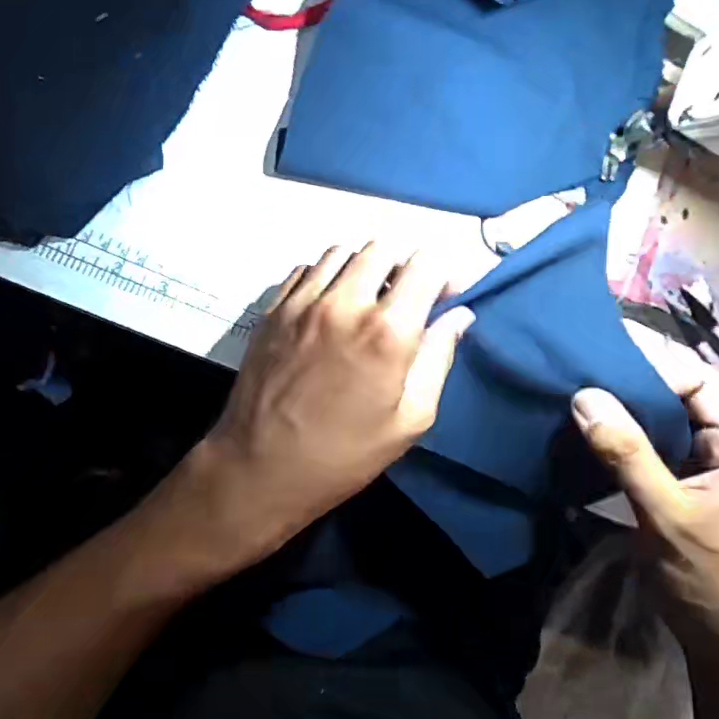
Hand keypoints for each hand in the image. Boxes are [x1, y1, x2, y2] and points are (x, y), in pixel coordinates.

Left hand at [158, 243, 473, 569]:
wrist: (259, 470)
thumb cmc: (344, 454)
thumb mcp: (410, 419)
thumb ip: (438, 358)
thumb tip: (458, 316)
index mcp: (387, 331)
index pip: (425, 264)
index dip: (442, 276)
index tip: (442, 300)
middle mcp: (345, 302)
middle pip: (383, 248)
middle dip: (402, 268)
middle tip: (404, 302)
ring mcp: (303, 302)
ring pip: (343, 252)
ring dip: (363, 269)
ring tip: (365, 302)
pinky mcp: (274, 309)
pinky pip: (308, 268)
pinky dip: (327, 277)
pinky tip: (330, 309)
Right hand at [570, 328, 718, 650]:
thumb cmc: (718, 585)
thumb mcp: (669, 517)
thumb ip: (627, 454)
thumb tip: (584, 394)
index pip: (697, 380)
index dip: (650, 364)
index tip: (598, 355)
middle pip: (681, 398)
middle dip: (632, 386)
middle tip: (578, 373)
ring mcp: (714, 472)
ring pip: (667, 426)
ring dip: (628, 416)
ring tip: (577, 398)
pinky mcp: (694, 494)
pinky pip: (660, 454)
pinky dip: (630, 445)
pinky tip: (594, 437)